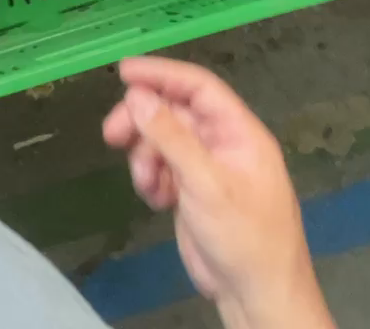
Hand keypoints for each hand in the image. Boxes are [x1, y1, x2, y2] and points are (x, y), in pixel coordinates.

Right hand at [102, 56, 332, 328]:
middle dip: (140, 122)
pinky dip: (149, 176)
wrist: (257, 297)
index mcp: (239, 134)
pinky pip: (159, 164)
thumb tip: (135, 94)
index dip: (161, 73)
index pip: (198, 87)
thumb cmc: (243, 237)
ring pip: (159, 138)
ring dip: (144, 156)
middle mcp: (223, 143)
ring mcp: (206, 166)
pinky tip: (156, 199)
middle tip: (112, 135)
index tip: (122, 72)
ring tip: (146, 184)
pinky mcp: (191, 187)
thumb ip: (169, 135)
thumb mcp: (205, 183)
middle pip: (171, 111)